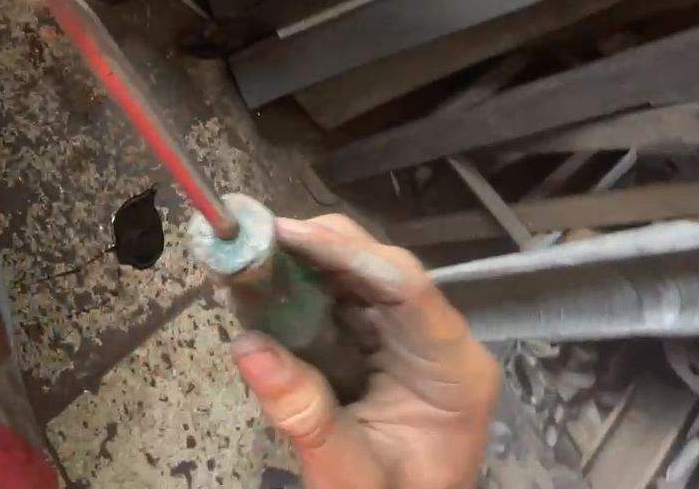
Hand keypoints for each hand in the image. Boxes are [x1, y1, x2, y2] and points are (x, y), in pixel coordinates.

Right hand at [232, 215, 498, 488]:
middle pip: (376, 262)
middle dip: (312, 244)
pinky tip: (256, 278)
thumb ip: (306, 415)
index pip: (405, 286)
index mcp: (452, 369)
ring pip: (351, 265)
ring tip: (246, 255)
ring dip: (297, 254)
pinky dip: (292, 274)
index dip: (342, 250)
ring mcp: (401, 331)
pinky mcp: (370, 332)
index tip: (279, 233)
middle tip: (250, 238)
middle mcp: (432, 336)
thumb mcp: (350, 475)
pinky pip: (332, 286)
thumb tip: (247, 345)